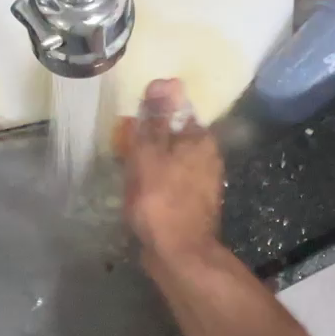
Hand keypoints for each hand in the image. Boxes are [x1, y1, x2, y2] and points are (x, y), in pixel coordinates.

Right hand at [124, 78, 224, 265]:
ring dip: (151, 165)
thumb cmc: (159, 200)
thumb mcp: (149, 154)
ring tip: (128, 177)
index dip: (151, 118)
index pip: (176, 112)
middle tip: (125, 155)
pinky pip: (170, 184)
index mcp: (201, 139)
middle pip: (173, 138)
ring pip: (171, 162)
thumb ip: (155, 119)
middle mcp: (209, 157)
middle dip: (150, 143)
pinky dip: (156, 185)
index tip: (130, 131)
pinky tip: (140, 196)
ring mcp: (203, 184)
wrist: (178, 254)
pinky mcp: (194, 205)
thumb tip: (166, 81)